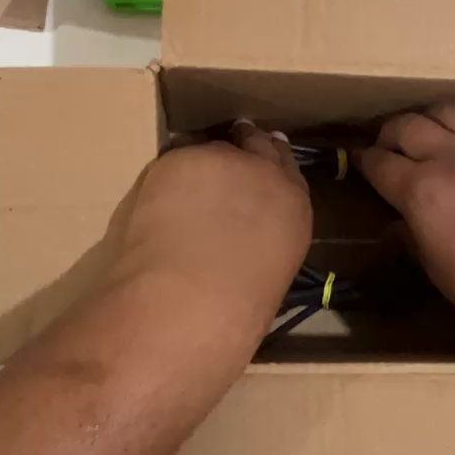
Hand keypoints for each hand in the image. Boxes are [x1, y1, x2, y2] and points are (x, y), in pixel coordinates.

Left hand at [115, 122, 310, 320]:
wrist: (191, 298)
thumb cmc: (235, 308)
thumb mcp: (269, 268)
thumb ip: (263, 237)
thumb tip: (242, 233)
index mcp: (295, 207)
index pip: (288, 168)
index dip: (273, 163)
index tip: (262, 160)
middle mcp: (267, 174)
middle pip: (257, 146)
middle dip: (244, 150)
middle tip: (226, 160)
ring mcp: (224, 161)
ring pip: (212, 154)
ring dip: (204, 168)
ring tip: (185, 194)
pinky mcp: (183, 159)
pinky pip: (177, 164)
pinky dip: (170, 180)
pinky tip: (159, 204)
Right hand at [360, 105, 454, 339]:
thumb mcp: (438, 272)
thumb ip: (412, 239)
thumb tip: (397, 224)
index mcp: (421, 192)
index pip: (379, 162)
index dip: (364, 160)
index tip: (361, 161)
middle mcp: (451, 157)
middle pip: (407, 125)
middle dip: (391, 132)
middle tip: (391, 145)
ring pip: (448, 111)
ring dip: (431, 120)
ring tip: (431, 133)